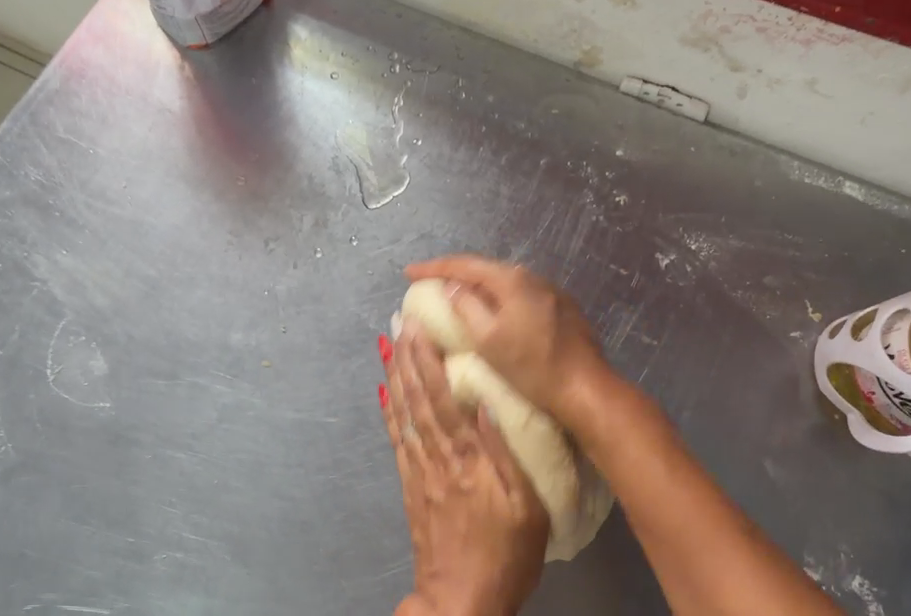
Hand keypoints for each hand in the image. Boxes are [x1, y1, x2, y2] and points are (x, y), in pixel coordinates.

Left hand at [383, 323, 547, 615]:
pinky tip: (383, 392)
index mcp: (468, 459)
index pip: (443, 399)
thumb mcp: (527, 507)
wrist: (463, 603)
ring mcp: (421, 473)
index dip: (429, 361)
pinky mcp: (412, 489)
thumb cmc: (506, 554)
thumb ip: (505, 453)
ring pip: (405, 414)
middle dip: (409, 357)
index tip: (420, 327)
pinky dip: (389, 413)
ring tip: (387, 344)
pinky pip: (397, 442)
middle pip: (419, 399)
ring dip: (396, 376)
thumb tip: (488, 401)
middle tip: (399, 322)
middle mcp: (439, 458)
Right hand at [406, 255, 611, 422]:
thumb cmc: (533, 367)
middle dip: (456, 275)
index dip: (433, 268)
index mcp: (511, 279)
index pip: (464, 264)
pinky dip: (500, 301)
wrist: (587, 390)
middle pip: (485, 270)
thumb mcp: (488, 340)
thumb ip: (465, 307)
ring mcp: (551, 292)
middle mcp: (532, 277)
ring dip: (479, 288)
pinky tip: (495, 314)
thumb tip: (451, 287)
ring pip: (505, 283)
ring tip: (458, 298)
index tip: (407, 273)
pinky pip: (521, 297)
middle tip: (430, 284)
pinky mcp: (563, 310)